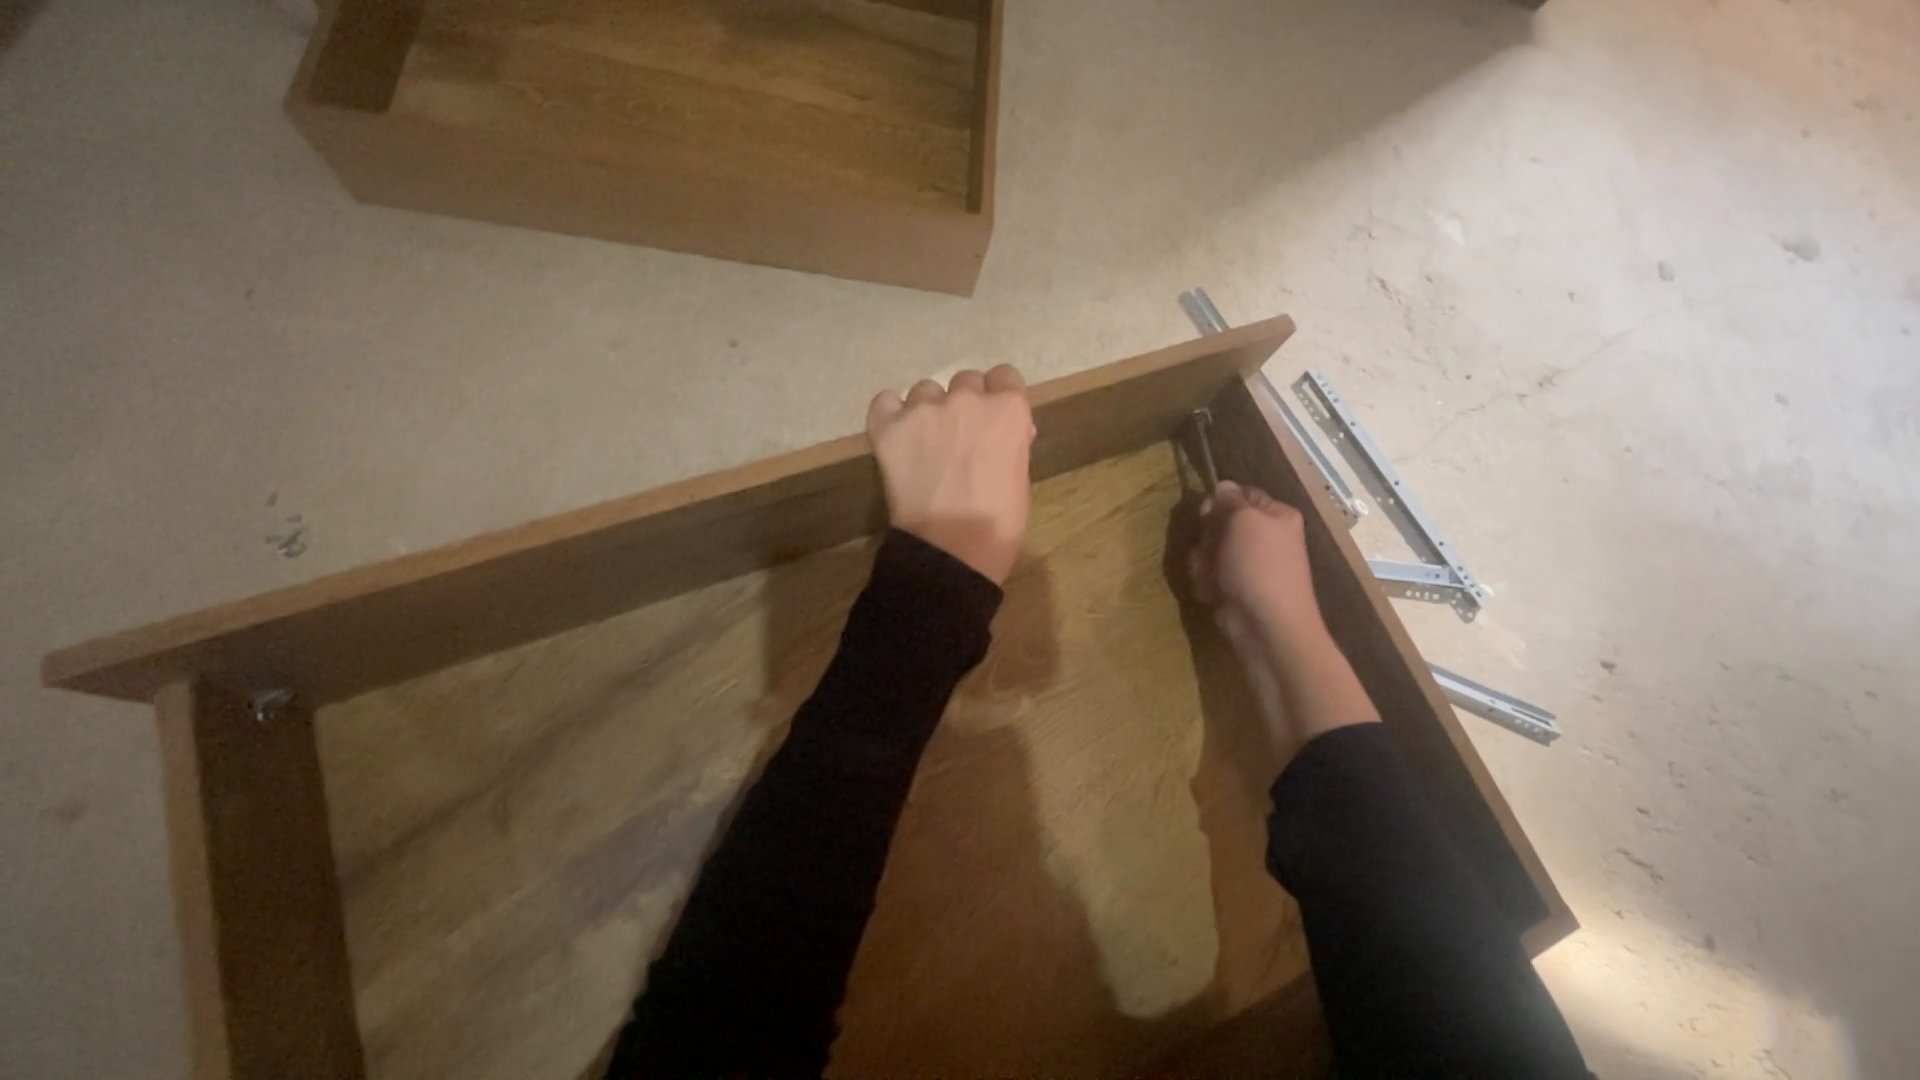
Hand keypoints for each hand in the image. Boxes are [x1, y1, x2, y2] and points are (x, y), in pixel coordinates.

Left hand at [867, 366, 1034, 583]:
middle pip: (966, 380)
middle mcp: (967, 399)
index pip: (1005, 377)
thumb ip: (1012, 443)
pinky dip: (891, 414)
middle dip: (966, 403)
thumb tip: (1007, 432)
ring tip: (925, 441)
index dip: (999, 396)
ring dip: (929, 410)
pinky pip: (886, 401)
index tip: (994, 417)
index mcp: (1008, 410)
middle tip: (961, 435)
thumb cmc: (998, 525)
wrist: (950, 551)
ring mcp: (924, 410)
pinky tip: (897, 435)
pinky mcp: (889, 427)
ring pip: (926, 390)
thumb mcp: (1020, 478)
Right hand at [1188, 481, 1378, 742]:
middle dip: (1208, 536)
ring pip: (1208, 550)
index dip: (1219, 502)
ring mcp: (1247, 565)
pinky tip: (1214, 593)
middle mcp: (1263, 537)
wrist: (1266, 624)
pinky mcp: (1232, 588)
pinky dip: (1206, 583)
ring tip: (1214, 577)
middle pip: (1219, 523)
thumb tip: (1223, 485)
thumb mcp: (1244, 521)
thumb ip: (1230, 499)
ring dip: (1203, 562)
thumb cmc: (1259, 566)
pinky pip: (1208, 575)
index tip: (1207, 513)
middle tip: (1213, 548)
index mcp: (1275, 516)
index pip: (1240, 495)